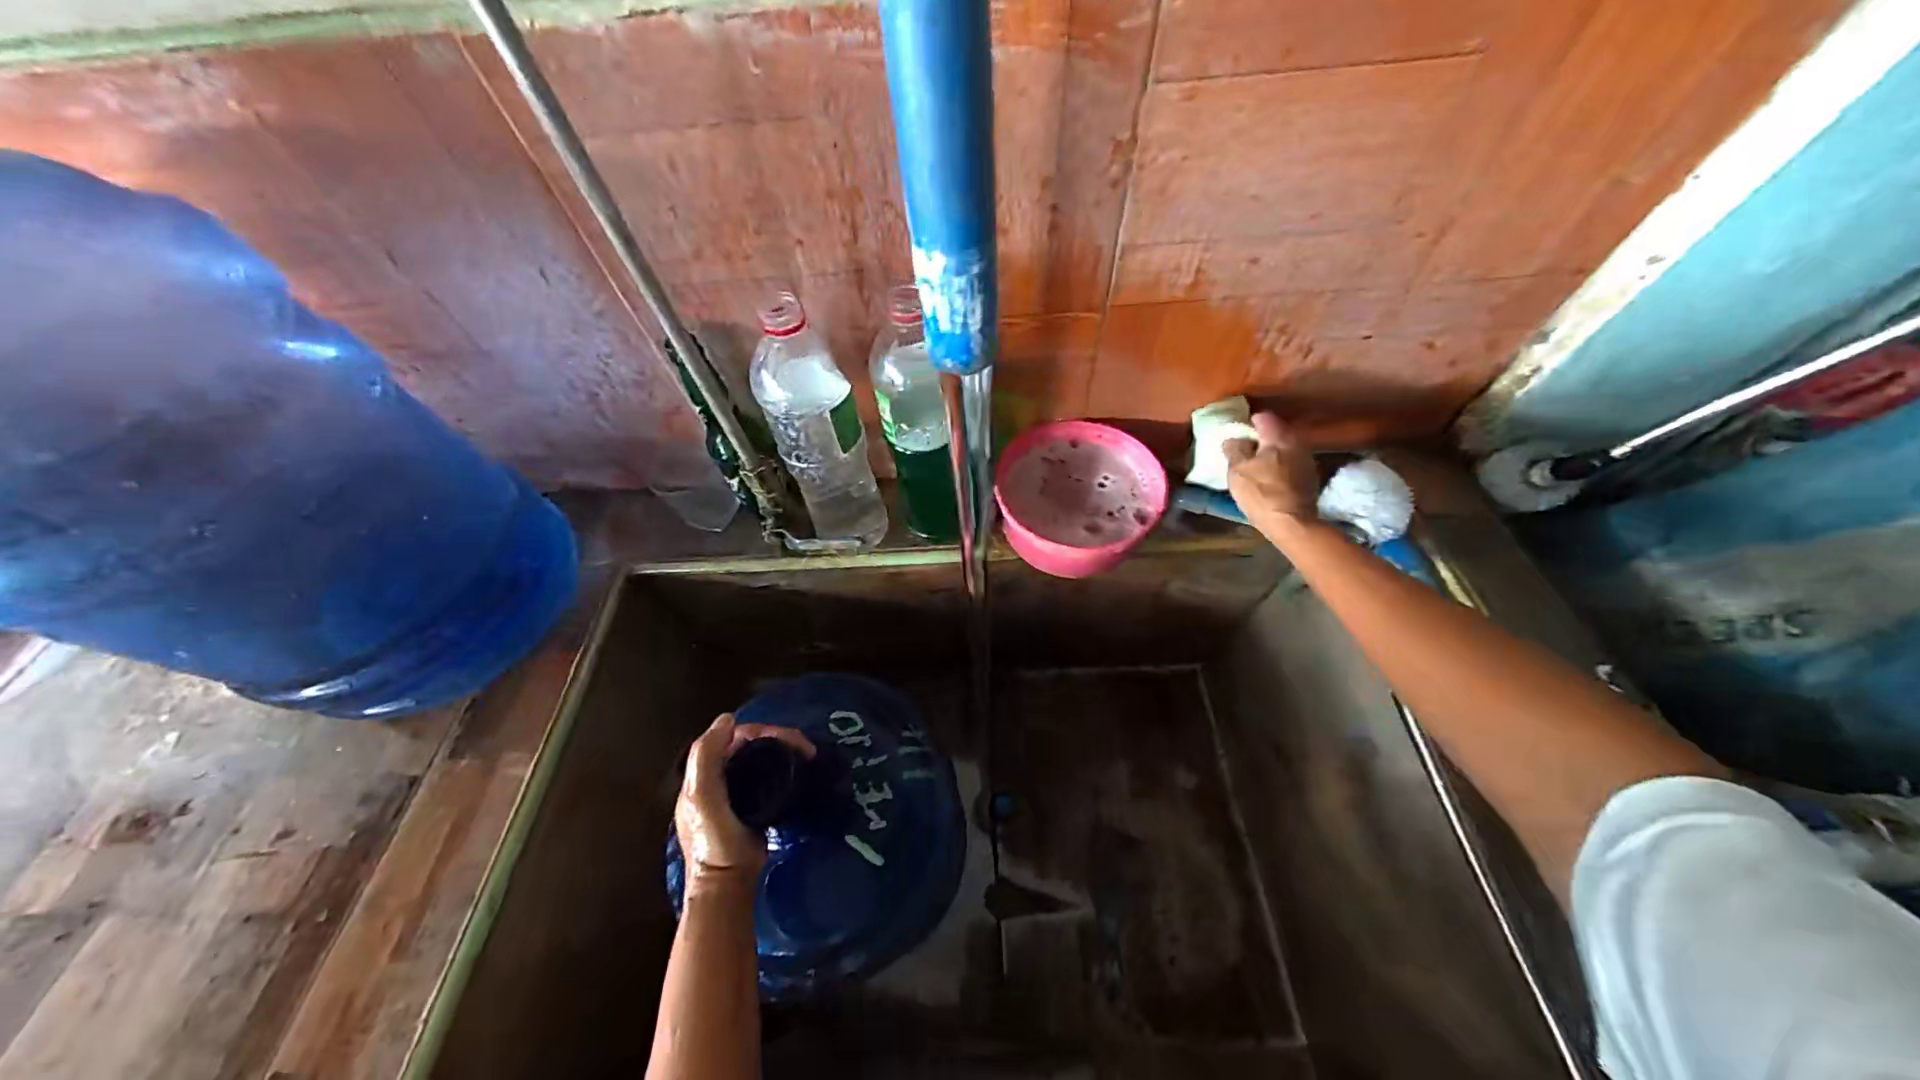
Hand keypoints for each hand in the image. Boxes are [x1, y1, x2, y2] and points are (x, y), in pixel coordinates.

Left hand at [675, 713, 815, 898]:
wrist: (728, 886)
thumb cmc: (715, 842)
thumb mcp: (702, 797)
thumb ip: (706, 757)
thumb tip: (728, 719)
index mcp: (703, 774)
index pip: (733, 737)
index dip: (761, 730)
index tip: (789, 738)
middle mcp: (718, 779)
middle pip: (749, 745)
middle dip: (778, 737)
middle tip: (806, 746)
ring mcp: (737, 794)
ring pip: (761, 758)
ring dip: (784, 750)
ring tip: (807, 754)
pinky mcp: (755, 807)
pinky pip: (770, 776)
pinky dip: (785, 767)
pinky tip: (799, 770)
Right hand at [1224, 412, 1319, 523]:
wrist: (1292, 523)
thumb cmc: (1260, 493)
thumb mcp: (1237, 470)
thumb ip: (1234, 449)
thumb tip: (1235, 439)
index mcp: (1278, 436)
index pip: (1263, 417)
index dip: (1248, 423)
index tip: (1237, 433)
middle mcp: (1297, 442)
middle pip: (1276, 432)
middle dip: (1261, 439)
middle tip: (1244, 450)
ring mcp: (1307, 460)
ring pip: (1285, 448)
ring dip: (1271, 453)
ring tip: (1256, 466)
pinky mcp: (1310, 477)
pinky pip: (1291, 463)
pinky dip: (1280, 466)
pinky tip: (1270, 479)